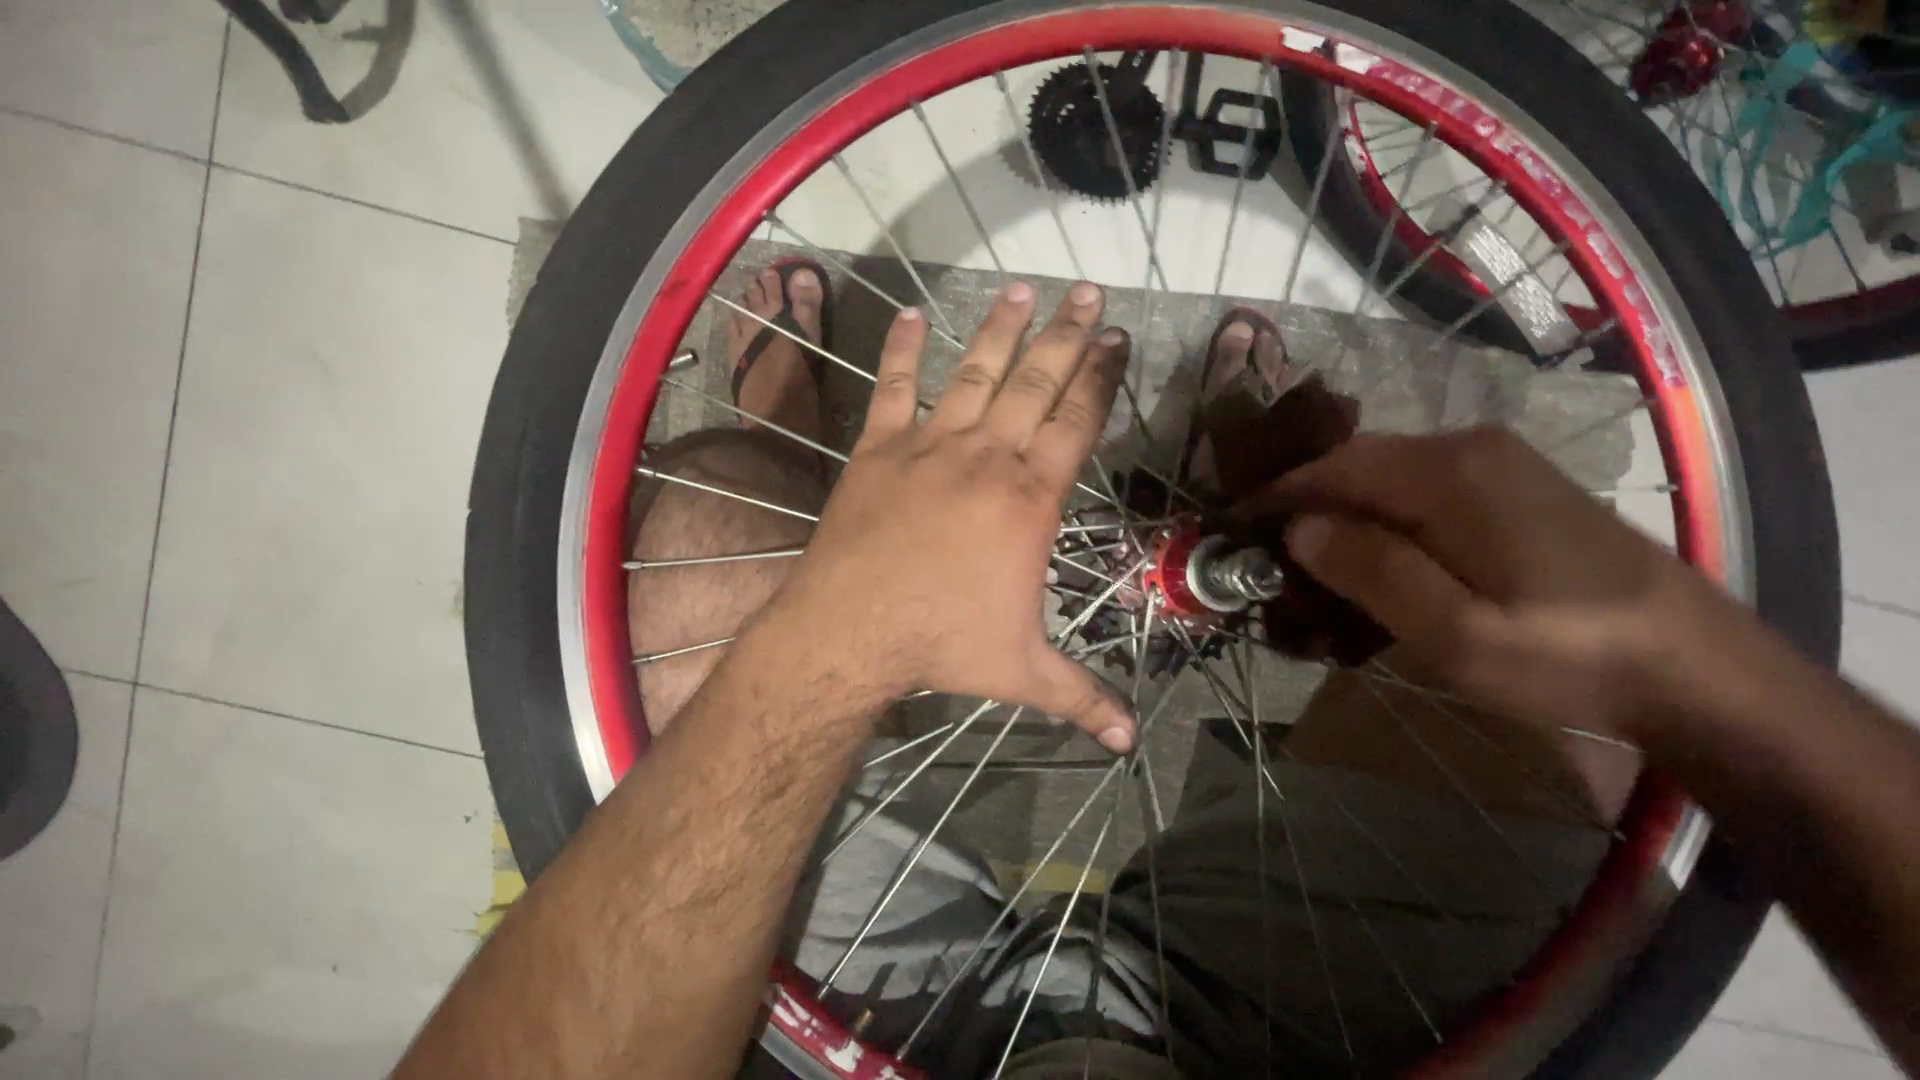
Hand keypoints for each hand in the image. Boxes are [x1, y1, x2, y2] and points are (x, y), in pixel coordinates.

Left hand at [762, 281, 1136, 750]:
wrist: (852, 630)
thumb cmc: (942, 645)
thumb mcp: (1022, 673)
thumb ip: (1081, 697)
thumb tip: (1129, 743)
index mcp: (1029, 499)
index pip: (1076, 423)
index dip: (1101, 379)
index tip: (1118, 340)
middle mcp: (986, 458)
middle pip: (1035, 382)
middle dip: (1066, 335)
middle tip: (1088, 292)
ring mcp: (929, 446)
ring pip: (973, 373)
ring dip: (999, 329)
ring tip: (1022, 289)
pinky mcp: (878, 449)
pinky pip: (892, 389)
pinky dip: (900, 351)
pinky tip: (907, 314)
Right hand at [1238, 427, 1733, 741]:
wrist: (1697, 669)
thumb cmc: (1567, 654)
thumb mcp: (1456, 630)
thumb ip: (1371, 571)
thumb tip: (1297, 529)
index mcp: (1450, 472)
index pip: (1334, 467)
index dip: (1278, 497)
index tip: (1234, 531)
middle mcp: (1470, 450)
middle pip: (1359, 468)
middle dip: (1308, 512)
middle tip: (1272, 566)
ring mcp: (1499, 467)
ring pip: (1389, 482)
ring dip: (1346, 522)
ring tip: (1316, 577)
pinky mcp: (1517, 492)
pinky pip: (1424, 495)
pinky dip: (1386, 526)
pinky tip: (1380, 570)